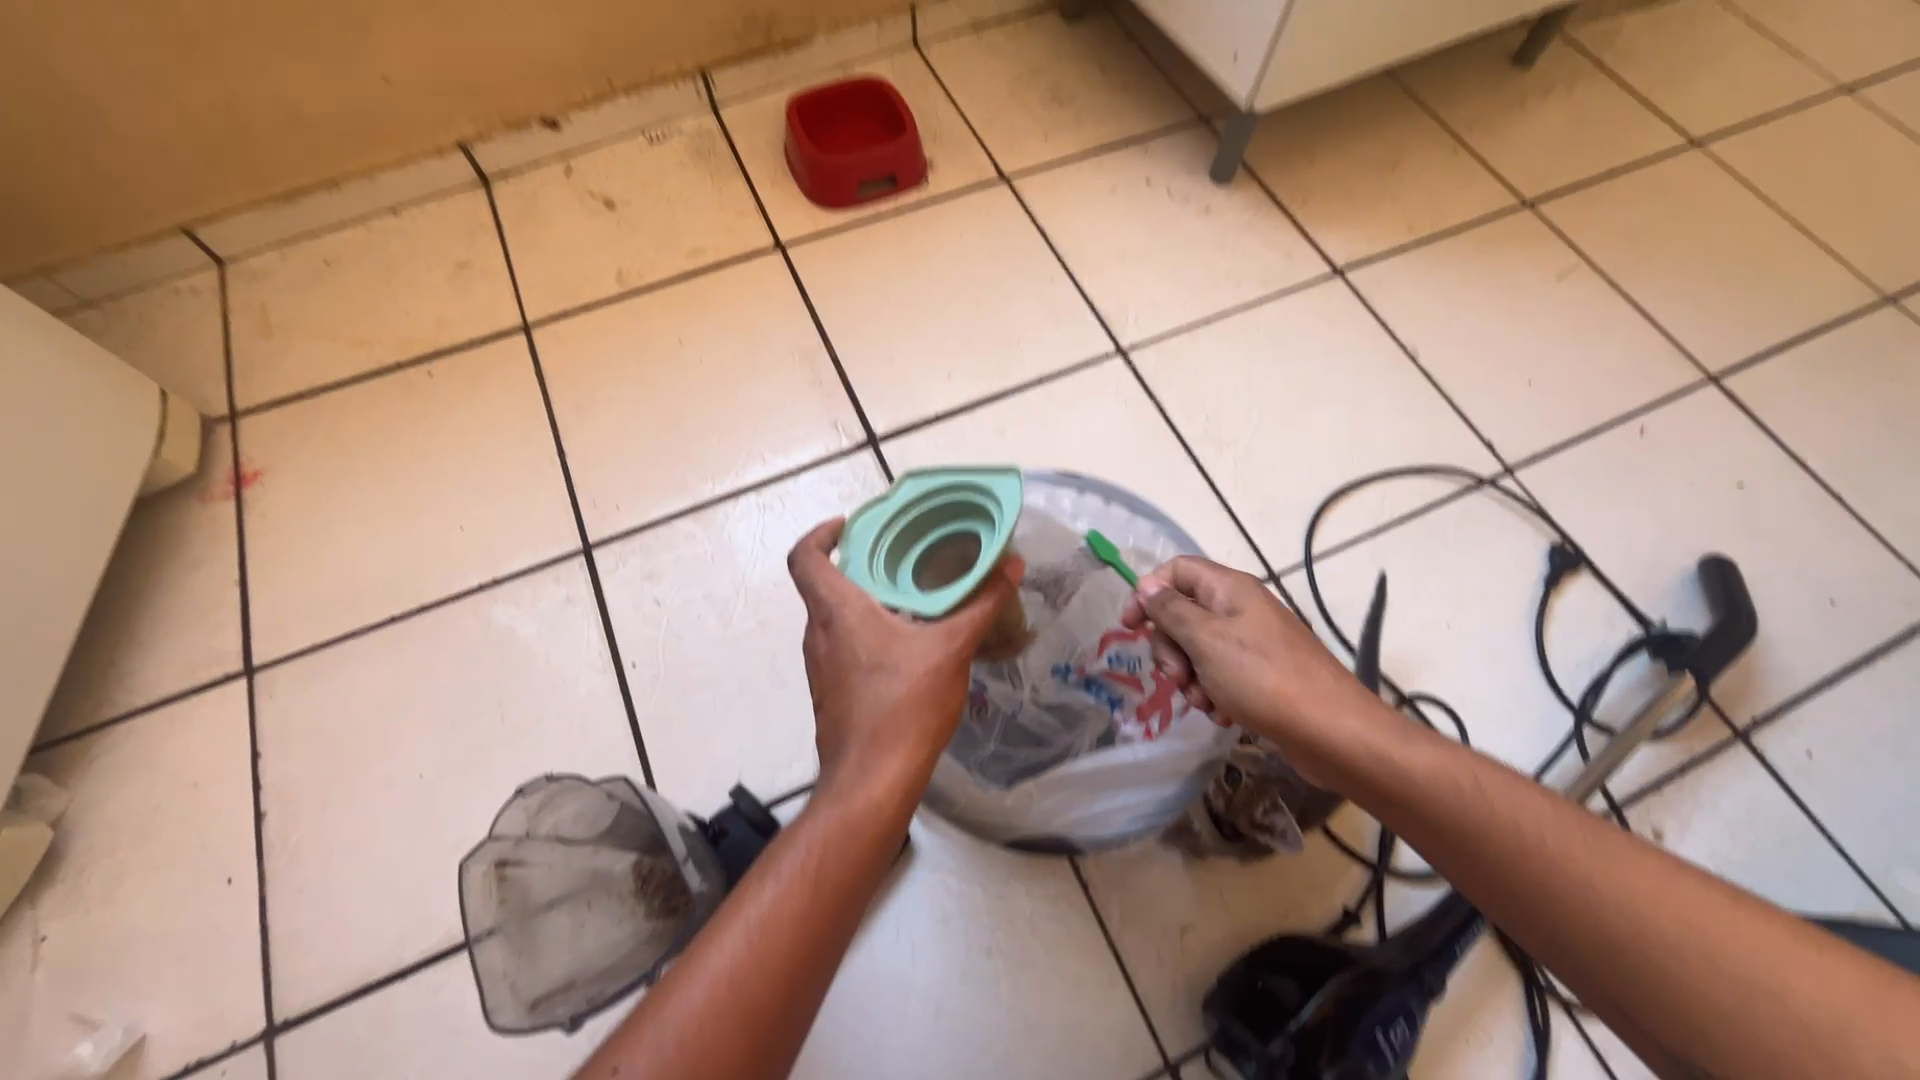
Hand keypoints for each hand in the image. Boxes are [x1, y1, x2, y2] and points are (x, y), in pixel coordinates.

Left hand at [787, 518, 1022, 807]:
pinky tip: (905, 648)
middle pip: (823, 586)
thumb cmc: (904, 706)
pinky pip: (841, 649)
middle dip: (858, 567)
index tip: (851, 526)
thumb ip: (981, 604)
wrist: (872, 780)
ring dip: (863, 604)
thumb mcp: (951, 649)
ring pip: (833, 620)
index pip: (805, 557)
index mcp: (836, 612)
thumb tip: (1012, 565)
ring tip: (908, 599)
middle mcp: (817, 634)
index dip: (821, 534)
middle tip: (899, 559)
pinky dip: (865, 635)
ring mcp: (819, 667)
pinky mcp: (829, 693)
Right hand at [1120, 556, 1374, 779]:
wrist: (1330, 731)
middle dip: (1170, 648)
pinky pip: (1220, 676)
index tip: (1130, 627)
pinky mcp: (1260, 675)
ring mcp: (1252, 643)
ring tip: (1205, 702)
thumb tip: (1147, 585)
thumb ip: (1170, 610)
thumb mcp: (1205, 640)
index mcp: (1229, 589)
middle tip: (1177, 677)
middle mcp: (1240, 609)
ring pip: (1197, 650)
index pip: (1176, 570)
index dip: (1148, 593)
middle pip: (1182, 614)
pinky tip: (1223, 714)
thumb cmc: (1262, 677)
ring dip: (1191, 679)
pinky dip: (1214, 694)